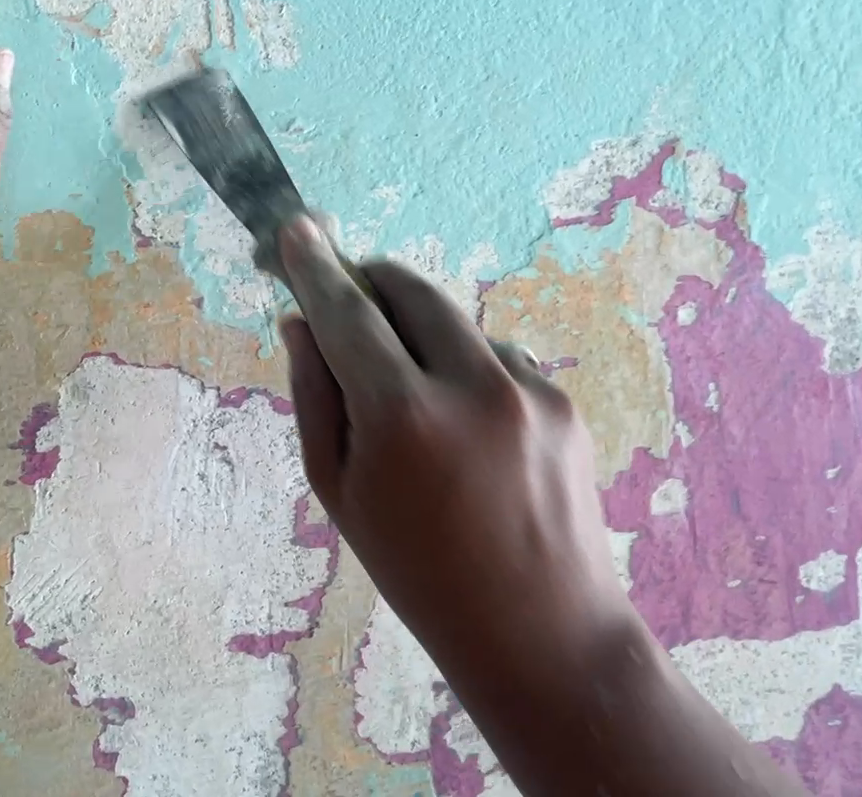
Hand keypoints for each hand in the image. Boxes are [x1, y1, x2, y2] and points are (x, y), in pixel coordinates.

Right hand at [275, 215, 633, 671]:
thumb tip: (301, 324)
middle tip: (346, 295)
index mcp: (402, 417)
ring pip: (454, 322)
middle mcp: (472, 388)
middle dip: (371, 279)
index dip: (315, 267)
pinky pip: (495, 357)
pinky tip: (464, 428)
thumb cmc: (412, 566)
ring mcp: (530, 392)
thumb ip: (314, 395)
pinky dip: (463, 367)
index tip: (295, 229)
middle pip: (412, 290)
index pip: (346, 314)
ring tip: (411, 397)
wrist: (540, 631)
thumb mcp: (336, 488)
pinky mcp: (565, 403)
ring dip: (418, 332)